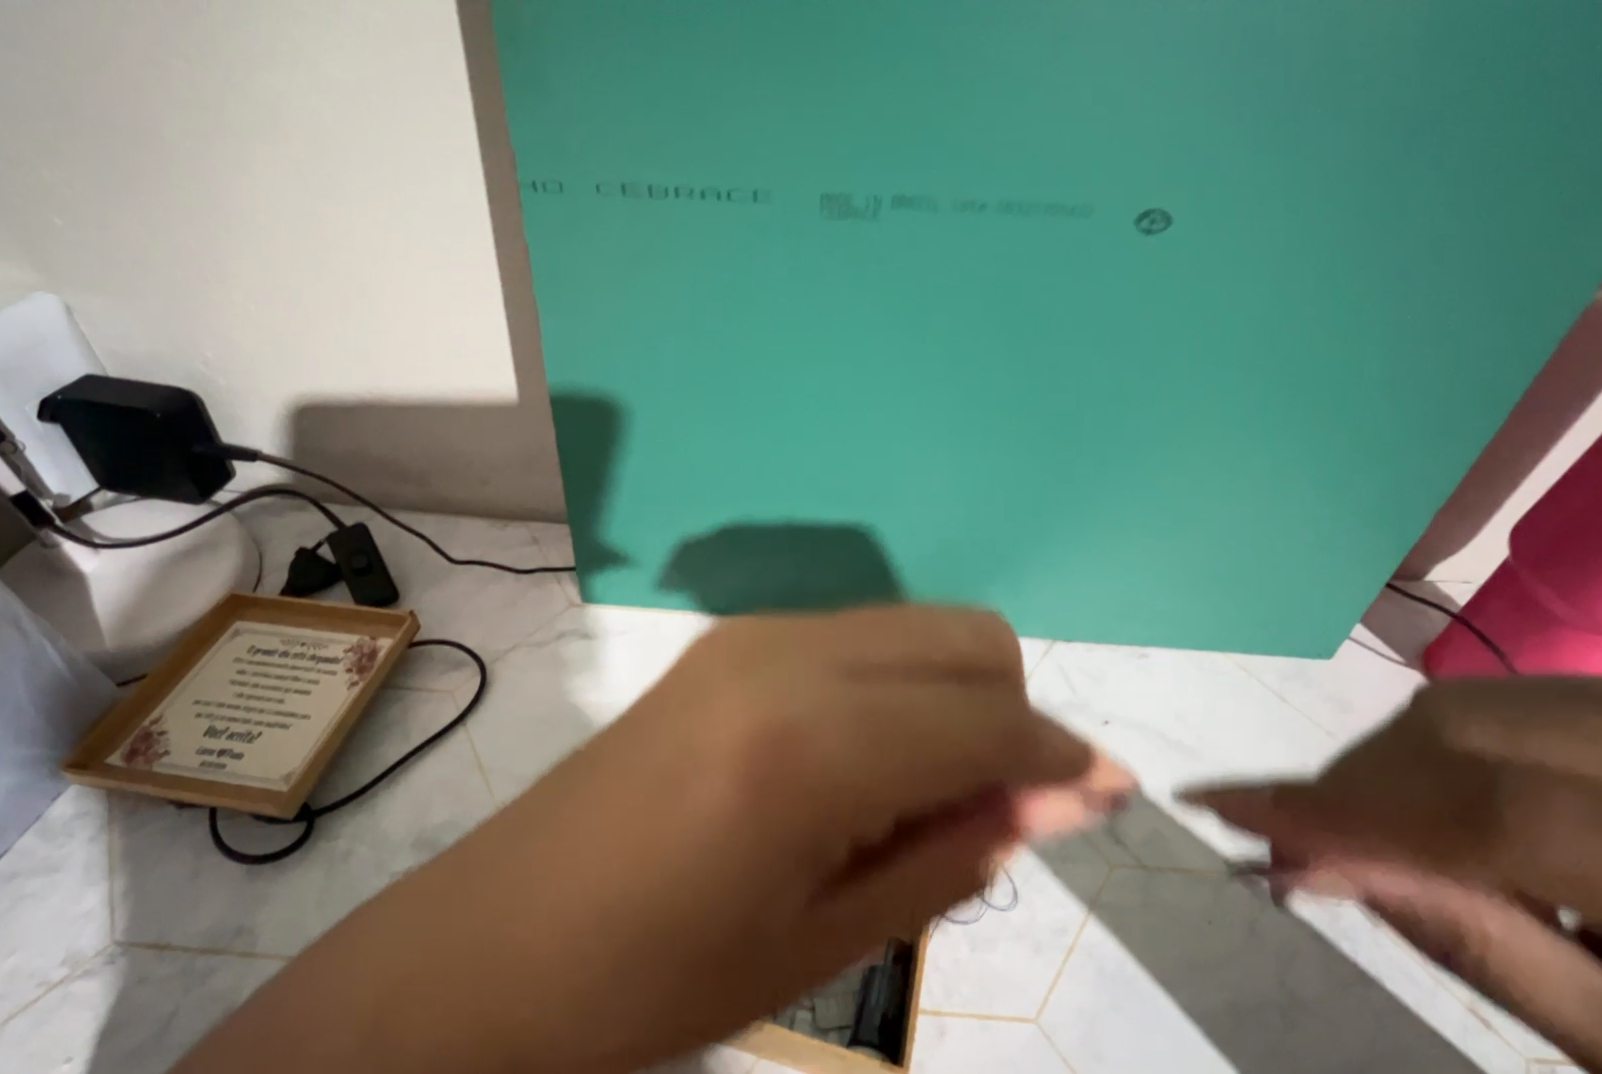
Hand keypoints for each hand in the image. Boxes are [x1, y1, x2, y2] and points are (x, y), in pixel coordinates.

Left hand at [175, 606, 1127, 1073]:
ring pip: (915, 626)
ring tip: (919, 797)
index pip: (992, 720)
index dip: (1063, 759)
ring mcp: (752, 633)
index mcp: (816, 744)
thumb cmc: (657, 975)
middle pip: (969, 638)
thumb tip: (1063, 796)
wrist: (498, 940)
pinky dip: (894, 685)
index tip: (1103, 800)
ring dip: (953, 696)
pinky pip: (856, 636)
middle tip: (990, 812)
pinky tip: (862, 763)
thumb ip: (955, 852)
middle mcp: (790, 654)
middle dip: (1011, 716)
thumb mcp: (825, 938)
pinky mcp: (726, 637)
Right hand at [1188, 677, 1601, 1073]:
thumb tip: (1326, 865)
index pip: (1507, 817)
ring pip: (1497, 700)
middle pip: (1482, 728)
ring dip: (1396, 760)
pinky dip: (1453, 745)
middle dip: (1358, 780)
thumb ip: (1507, 962)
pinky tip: (1443, 803)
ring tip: (1364, 827)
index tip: (1223, 805)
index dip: (1349, 809)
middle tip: (1293, 838)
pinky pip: (1538, 702)